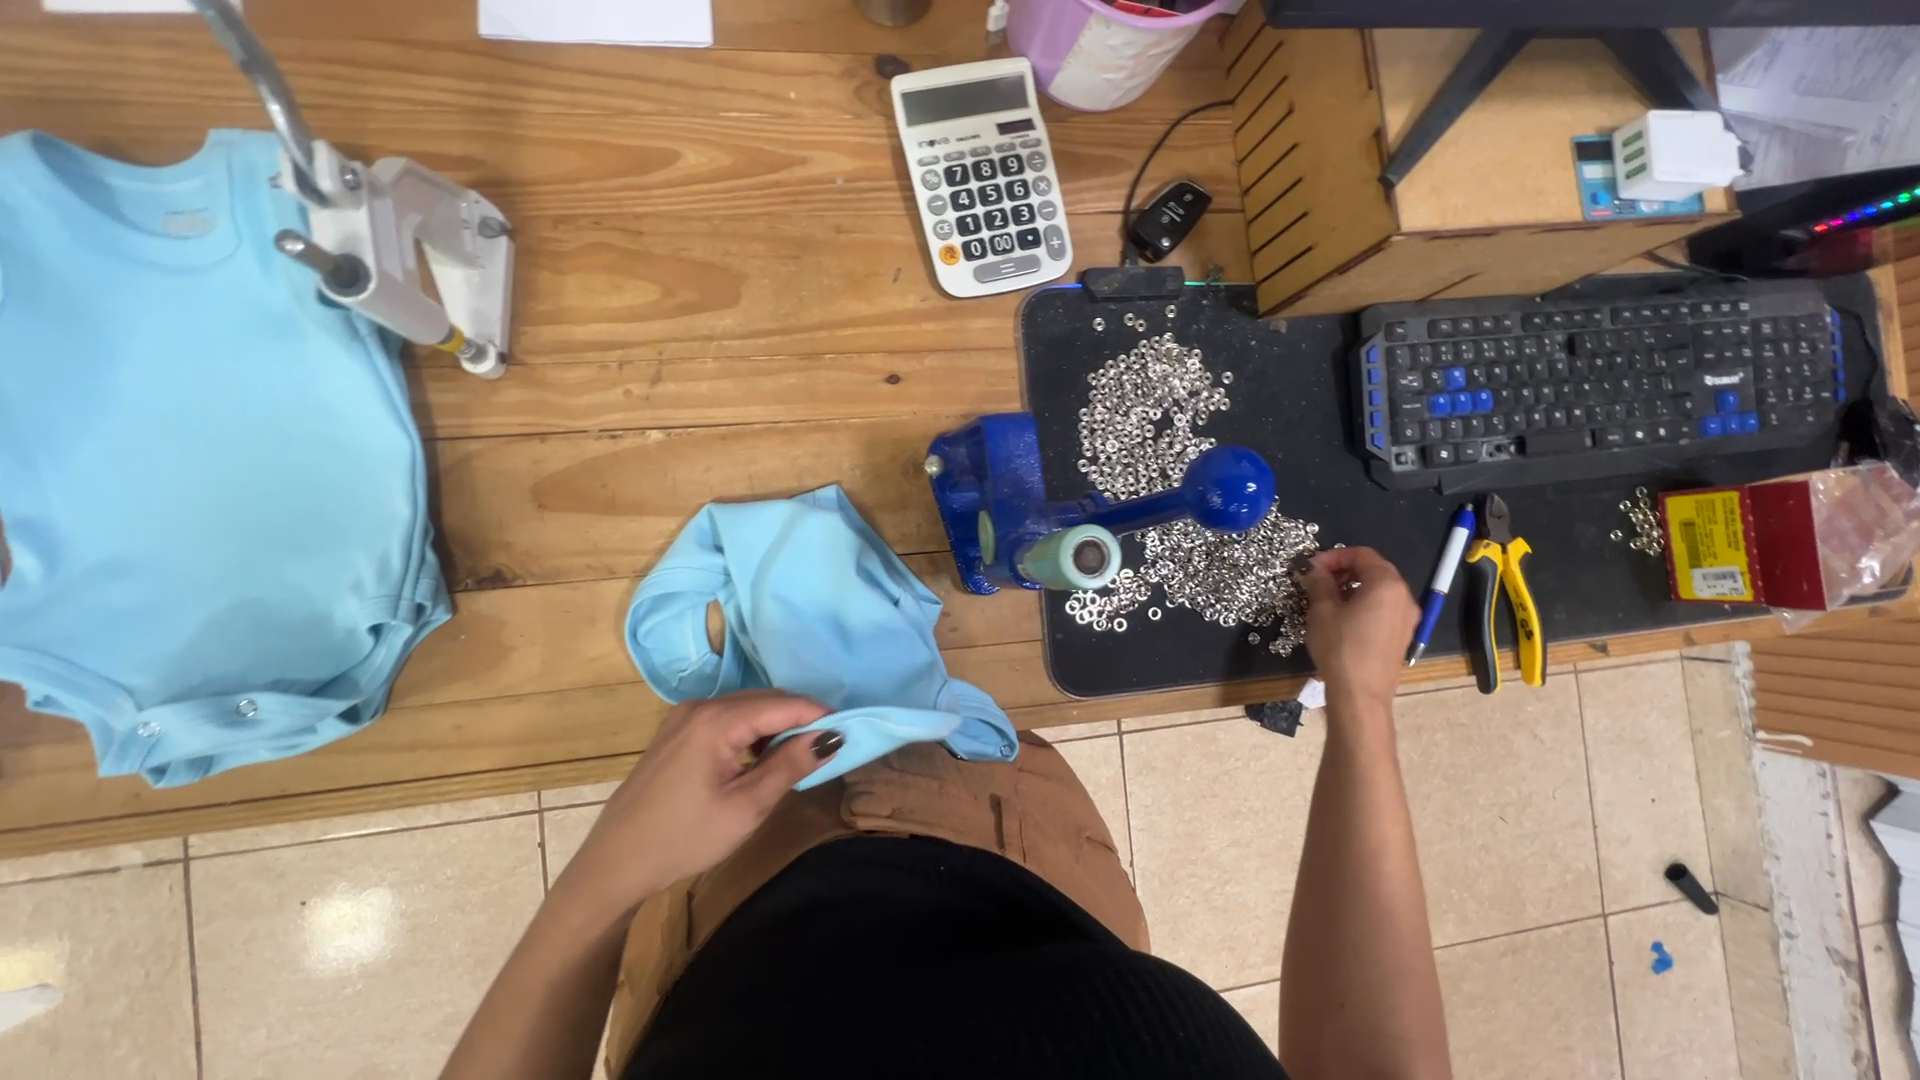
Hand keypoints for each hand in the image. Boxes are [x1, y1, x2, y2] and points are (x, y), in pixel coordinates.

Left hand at [553, 690, 839, 917]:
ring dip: (776, 725)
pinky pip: (727, 718)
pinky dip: (751, 731)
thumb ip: (790, 765)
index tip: (849, 733)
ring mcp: (683, 717)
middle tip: (828, 747)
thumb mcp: (747, 807)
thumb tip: (832, 737)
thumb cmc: (684, 838)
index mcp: (717, 720)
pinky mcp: (676, 732)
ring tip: (797, 757)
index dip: (820, 716)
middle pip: (765, 699)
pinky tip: (759, 759)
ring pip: (747, 707)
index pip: (784, 704)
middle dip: (799, 718)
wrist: (616, 864)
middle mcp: (700, 706)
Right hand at [1299, 547, 1419, 712]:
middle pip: (1374, 570)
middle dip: (1344, 570)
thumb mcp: (1322, 610)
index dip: (1334, 556)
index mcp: (1386, 584)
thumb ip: (1319, 583)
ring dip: (1353, 587)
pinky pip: (1383, 608)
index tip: (1311, 567)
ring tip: (1327, 599)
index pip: (1362, 554)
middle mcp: (1403, 596)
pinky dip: (1363, 603)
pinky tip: (1343, 618)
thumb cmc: (1340, 646)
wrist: (1361, 694)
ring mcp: (1407, 617)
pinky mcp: (1402, 635)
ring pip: (1379, 590)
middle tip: (1317, 580)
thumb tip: (1314, 570)